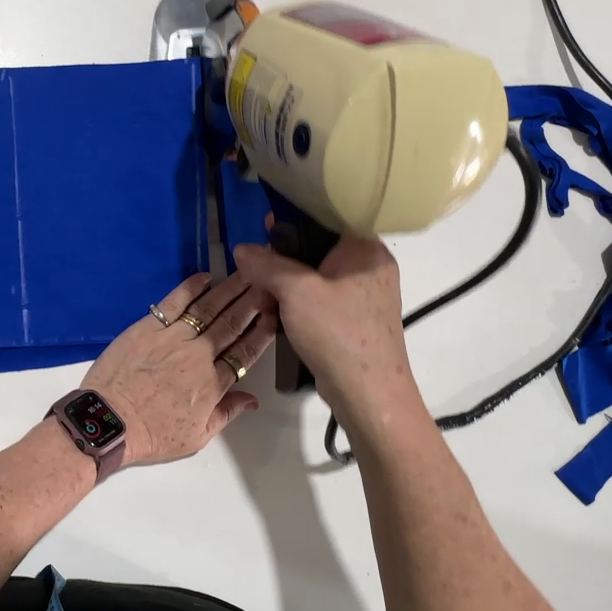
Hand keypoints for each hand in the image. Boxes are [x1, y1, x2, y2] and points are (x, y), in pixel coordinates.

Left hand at [79, 272, 278, 466]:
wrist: (109, 421)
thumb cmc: (151, 435)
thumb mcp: (196, 438)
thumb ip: (226, 414)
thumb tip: (253, 399)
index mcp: (213, 383)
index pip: (246, 352)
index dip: (263, 331)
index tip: (276, 314)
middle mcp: (198, 355)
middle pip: (232, 324)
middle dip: (253, 302)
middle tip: (269, 284)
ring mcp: (172, 338)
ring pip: (208, 308)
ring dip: (229, 290)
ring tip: (247, 274)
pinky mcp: (147, 327)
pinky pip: (173, 302)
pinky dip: (190, 288)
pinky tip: (206, 277)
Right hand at [232, 236, 421, 431]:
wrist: (367, 392)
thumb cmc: (337, 332)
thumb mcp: (294, 291)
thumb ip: (266, 264)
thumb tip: (243, 250)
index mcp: (365, 249)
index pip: (329, 218)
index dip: (295, 219)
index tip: (266, 229)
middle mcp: (369, 267)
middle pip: (315, 251)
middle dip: (280, 266)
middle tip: (260, 285)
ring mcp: (363, 296)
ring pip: (313, 278)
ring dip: (283, 291)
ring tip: (266, 311)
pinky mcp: (354, 320)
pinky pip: (318, 301)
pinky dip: (296, 308)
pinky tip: (278, 325)